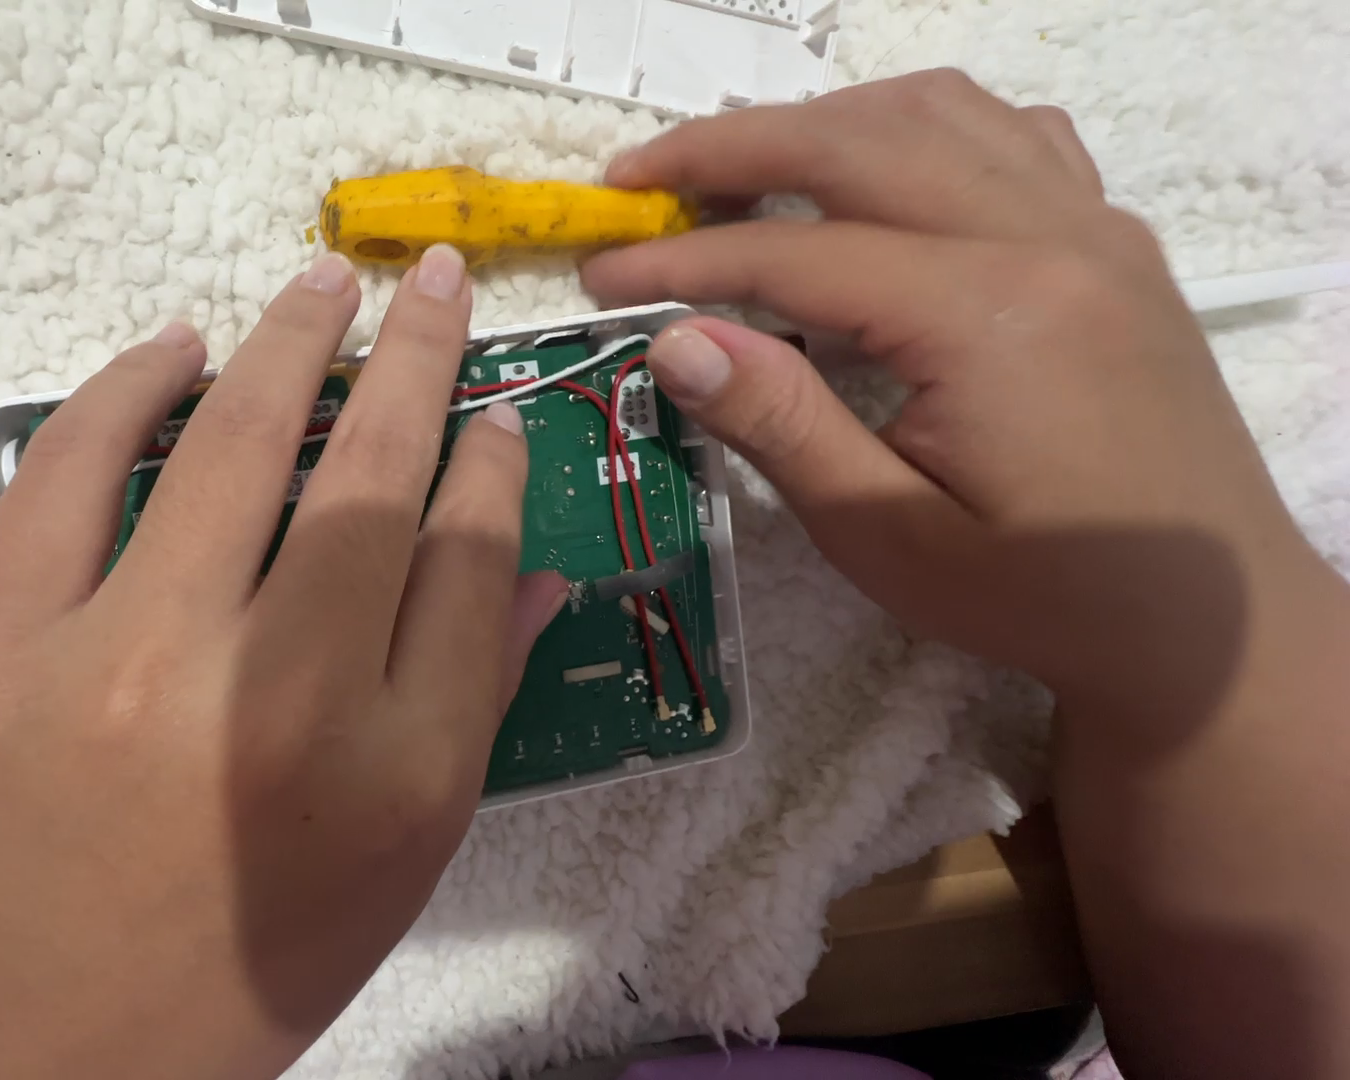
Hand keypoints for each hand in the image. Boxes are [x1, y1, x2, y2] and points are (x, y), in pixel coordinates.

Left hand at [0, 247, 566, 1077]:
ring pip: (235, 447)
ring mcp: (125, 658)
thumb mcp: (408, 851)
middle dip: (419, 361)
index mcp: (395, 768)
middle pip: (372, 481)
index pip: (468, 557)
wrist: (37, 1030)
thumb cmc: (255, 949)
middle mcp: (276, 696)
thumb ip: (478, 693)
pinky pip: (72, 470)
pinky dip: (128, 388)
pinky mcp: (4, 640)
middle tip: (437, 283)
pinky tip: (181, 344)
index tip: (495, 413)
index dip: (492, 461)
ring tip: (325, 282)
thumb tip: (529, 562)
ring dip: (291, 342)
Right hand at [582, 69, 1328, 718]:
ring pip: (934, 115)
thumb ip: (779, 422)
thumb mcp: (880, 530)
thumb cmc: (1031, 588)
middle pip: (857, 142)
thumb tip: (677, 340)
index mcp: (985, 315)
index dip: (680, 260)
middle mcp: (1047, 238)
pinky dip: (907, 132)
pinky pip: (1001, 139)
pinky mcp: (1103, 246)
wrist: (1202, 617)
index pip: (794, 254)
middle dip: (726, 148)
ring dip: (812, 125)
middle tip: (633, 179)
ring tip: (727, 167)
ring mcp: (1089, 228)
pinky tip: (863, 176)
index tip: (598, 275)